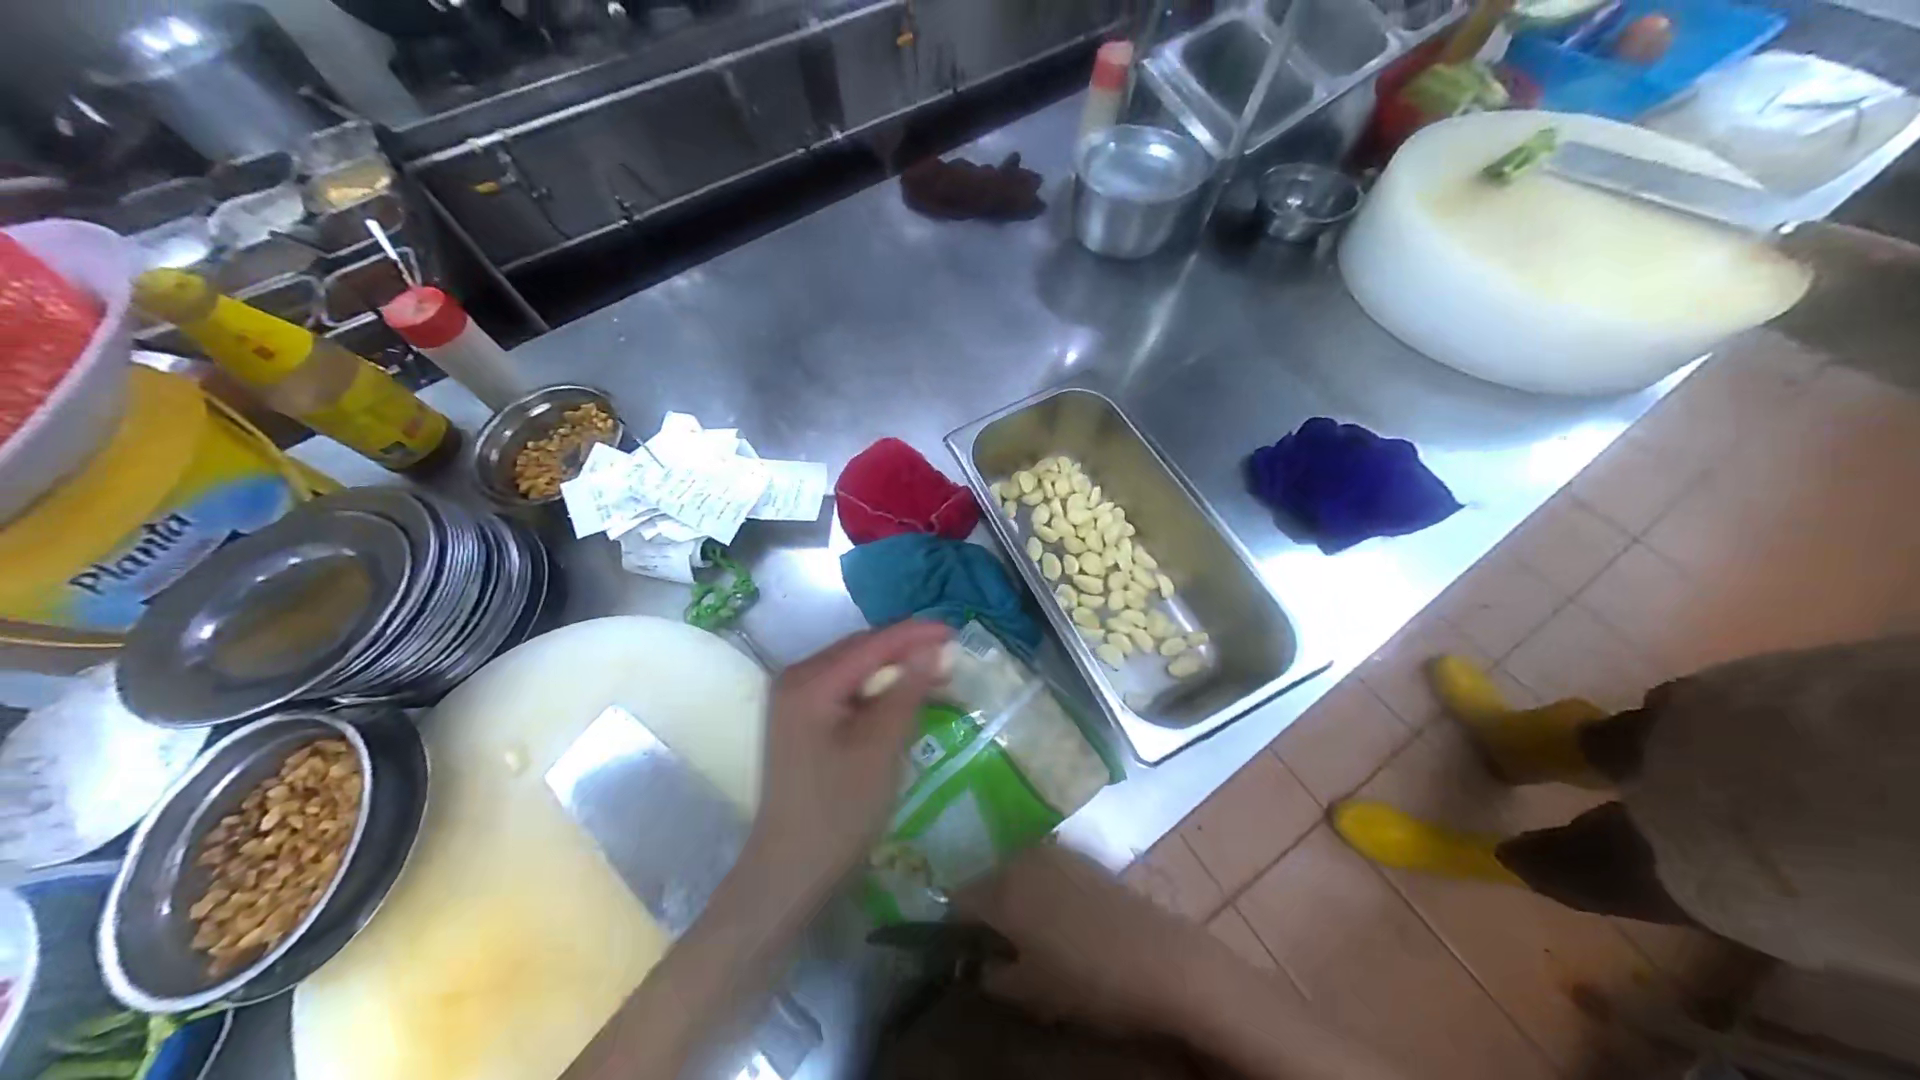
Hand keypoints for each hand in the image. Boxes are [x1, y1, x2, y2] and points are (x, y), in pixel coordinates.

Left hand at [743, 621, 951, 898]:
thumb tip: (933, 646)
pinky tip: (900, 696)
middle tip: (949, 654)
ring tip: (933, 672)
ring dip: (892, 668)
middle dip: (904, 648)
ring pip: (853, 668)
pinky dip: (875, 689)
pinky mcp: (800, 720)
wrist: (791, 870)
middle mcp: (794, 680)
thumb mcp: (880, 747)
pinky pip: (844, 689)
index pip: (870, 644)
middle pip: (858, 650)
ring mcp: (793, 700)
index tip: (955, 631)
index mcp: (808, 683)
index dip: (914, 634)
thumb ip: (906, 690)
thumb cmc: (839, 811)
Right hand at [957, 844, 1221, 1035]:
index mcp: (1001, 887)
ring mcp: (1055, 852)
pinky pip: (1045, 871)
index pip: (957, 901)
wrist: (1161, 958)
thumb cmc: (1087, 978)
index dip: (956, 931)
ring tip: (1030, 937)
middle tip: (998, 950)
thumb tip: (979, 967)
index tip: (964, 956)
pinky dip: (1041, 891)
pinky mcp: (1082, 856)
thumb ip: (992, 977)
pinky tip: (1059, 921)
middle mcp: (1022, 857)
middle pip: (987, 882)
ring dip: (1015, 900)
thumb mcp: (1029, 992)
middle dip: (986, 912)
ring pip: (1017, 873)